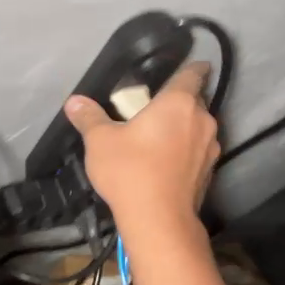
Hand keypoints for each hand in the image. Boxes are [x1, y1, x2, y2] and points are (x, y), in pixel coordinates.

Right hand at [64, 61, 219, 232]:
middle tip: (152, 113)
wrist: (157, 216)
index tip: (179, 71)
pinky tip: (165, 164)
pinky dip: (184, 151)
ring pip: (197, 127)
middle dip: (177, 103)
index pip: (193, 73)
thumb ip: (89, 118)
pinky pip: (197, 151)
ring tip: (157, 141)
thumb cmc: (129, 169)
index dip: (189, 68)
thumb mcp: (99, 141)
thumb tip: (74, 101)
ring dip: (181, 129)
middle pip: (194, 101)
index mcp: (178, 102)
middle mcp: (202, 118)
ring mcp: (210, 145)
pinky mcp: (209, 170)